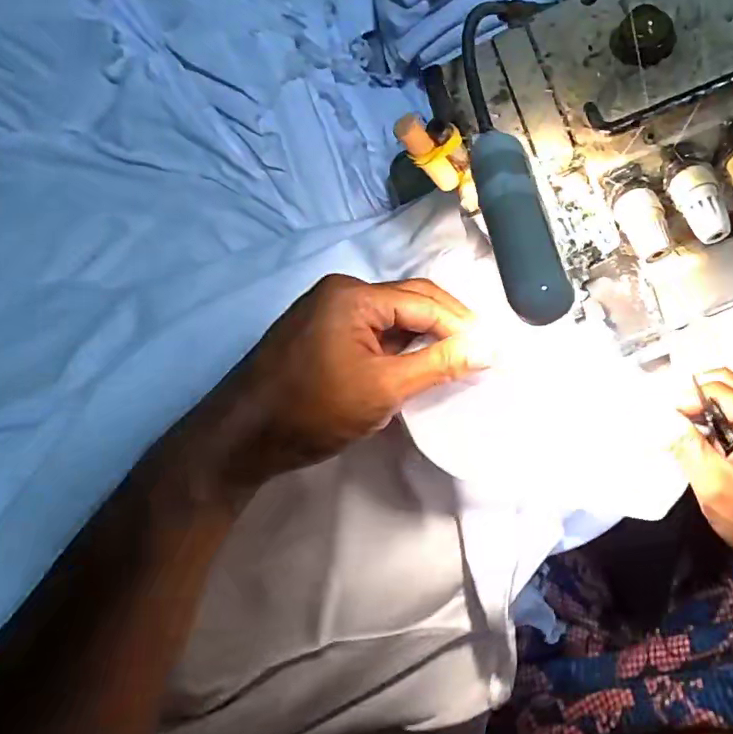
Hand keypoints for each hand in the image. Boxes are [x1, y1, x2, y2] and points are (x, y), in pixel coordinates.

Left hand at [152, 275, 491, 508]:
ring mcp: (330, 311)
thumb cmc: (313, 411)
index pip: (425, 302)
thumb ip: (439, 364)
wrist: (239, 441)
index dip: (463, 326)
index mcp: (354, 296)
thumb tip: (488, 347)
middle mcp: (342, 292)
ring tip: (460, 359)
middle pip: (412, 301)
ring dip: (428, 336)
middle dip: (449, 326)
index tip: (493, 352)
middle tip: (482, 354)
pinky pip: (376, 330)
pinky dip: (403, 345)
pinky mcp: (325, 332)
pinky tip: (423, 363)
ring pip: (396, 317)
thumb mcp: (384, 389)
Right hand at [670, 369, 732, 579]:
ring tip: (691, 434)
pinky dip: (726, 419)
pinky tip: (713, 443)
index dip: (687, 400)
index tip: (665, 422)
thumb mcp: (715, 487)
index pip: (718, 389)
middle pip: (731, 384)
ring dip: (712, 409)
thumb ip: (688, 447)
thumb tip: (663, 416)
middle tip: (675, 423)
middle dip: (698, 398)